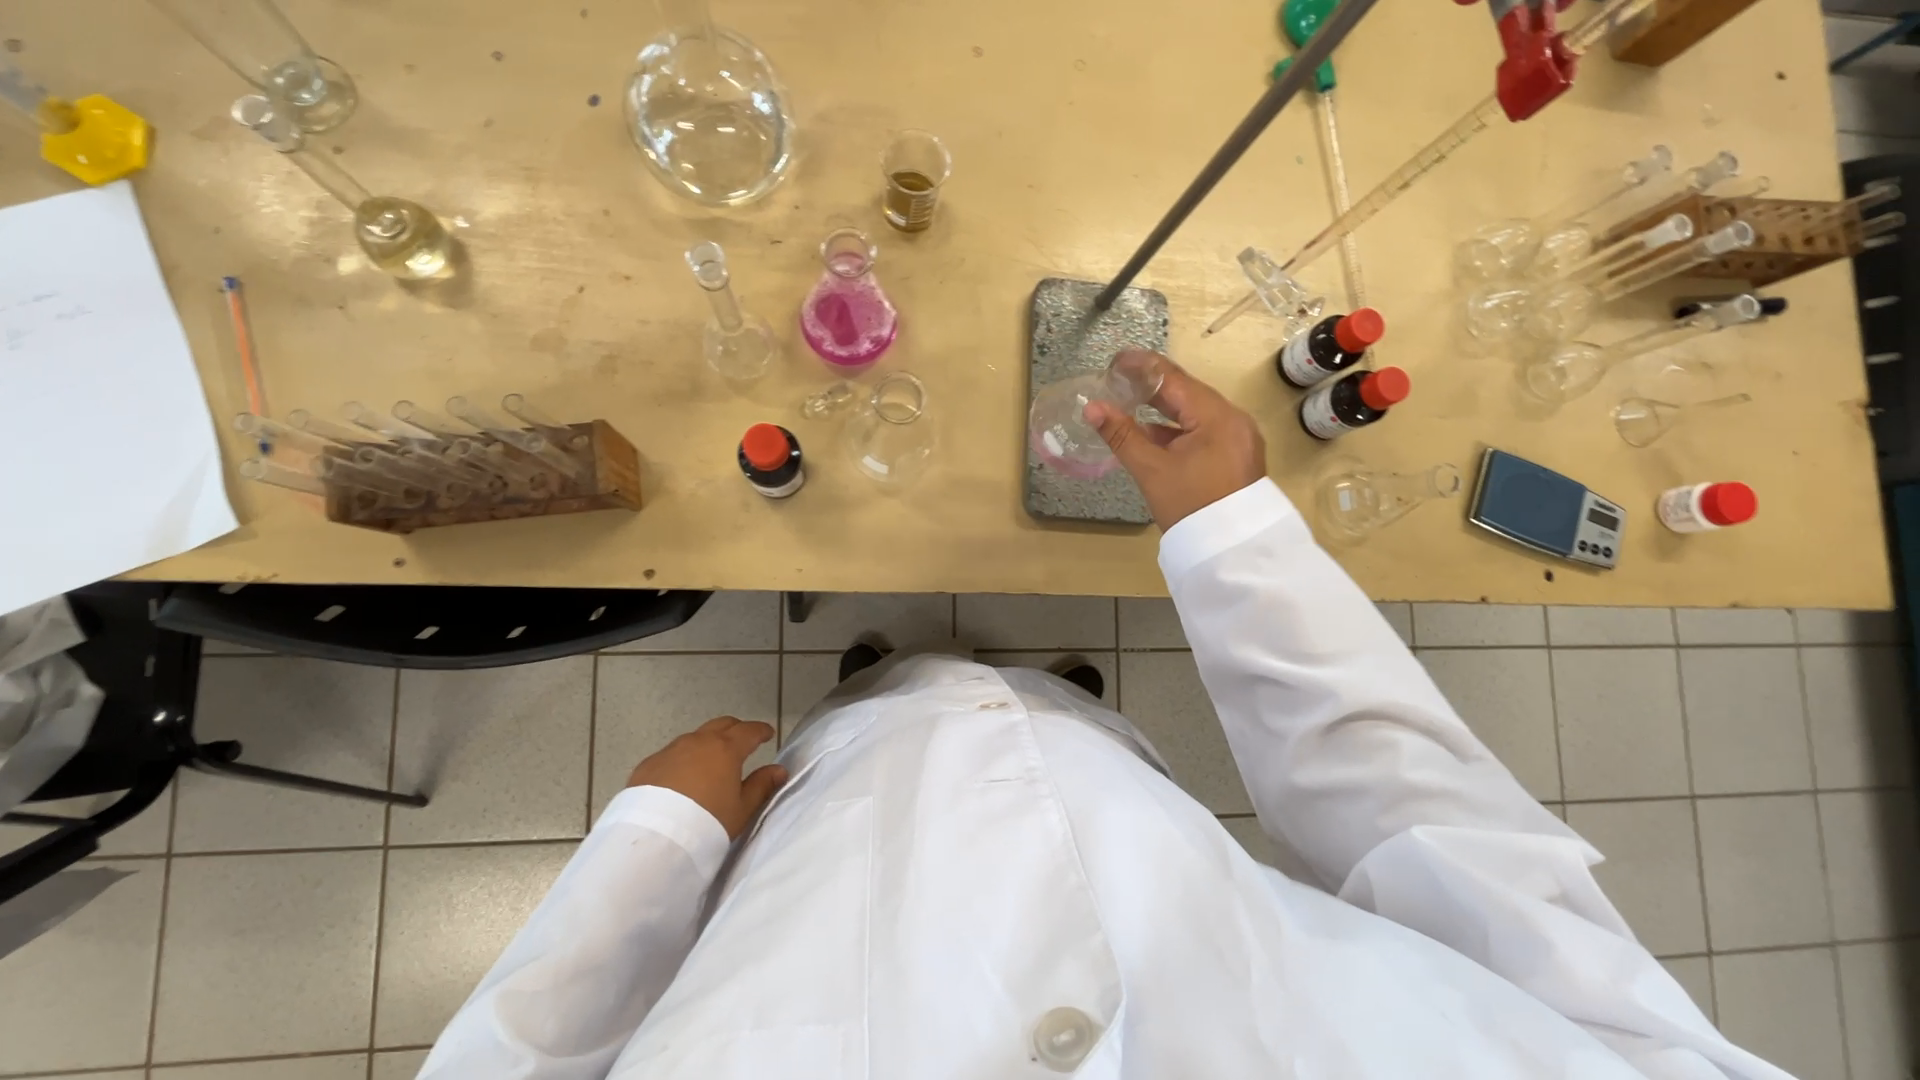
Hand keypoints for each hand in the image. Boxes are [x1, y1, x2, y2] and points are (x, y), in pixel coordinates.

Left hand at [626, 716, 788, 838]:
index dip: (761, 731)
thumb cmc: (708, 821)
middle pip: (721, 725)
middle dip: (735, 730)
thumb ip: (761, 786)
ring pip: (694, 738)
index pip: (749, 731)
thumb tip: (779, 770)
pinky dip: (682, 760)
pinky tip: (680, 778)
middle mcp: (698, 742)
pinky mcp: (648, 765)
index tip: (768, 734)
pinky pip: (671, 755)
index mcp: (726, 749)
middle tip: (742, 742)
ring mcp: (670, 750)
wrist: (655, 838)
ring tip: (710, 762)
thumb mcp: (741, 809)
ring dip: (706, 744)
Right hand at [1086, 351, 1267, 528]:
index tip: (1114, 362)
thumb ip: (1122, 434)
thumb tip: (1092, 407)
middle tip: (1117, 384)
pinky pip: (1204, 431)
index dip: (1141, 367)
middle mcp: (1233, 420)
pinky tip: (1154, 437)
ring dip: (1164, 410)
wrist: (1231, 553)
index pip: (1173, 378)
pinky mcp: (1237, 457)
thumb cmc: (1191, 506)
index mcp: (1217, 416)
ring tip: (1129, 407)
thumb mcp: (1152, 470)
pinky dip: (1179, 430)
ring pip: (1195, 414)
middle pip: (1187, 393)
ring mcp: (1239, 439)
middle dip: (1151, 388)